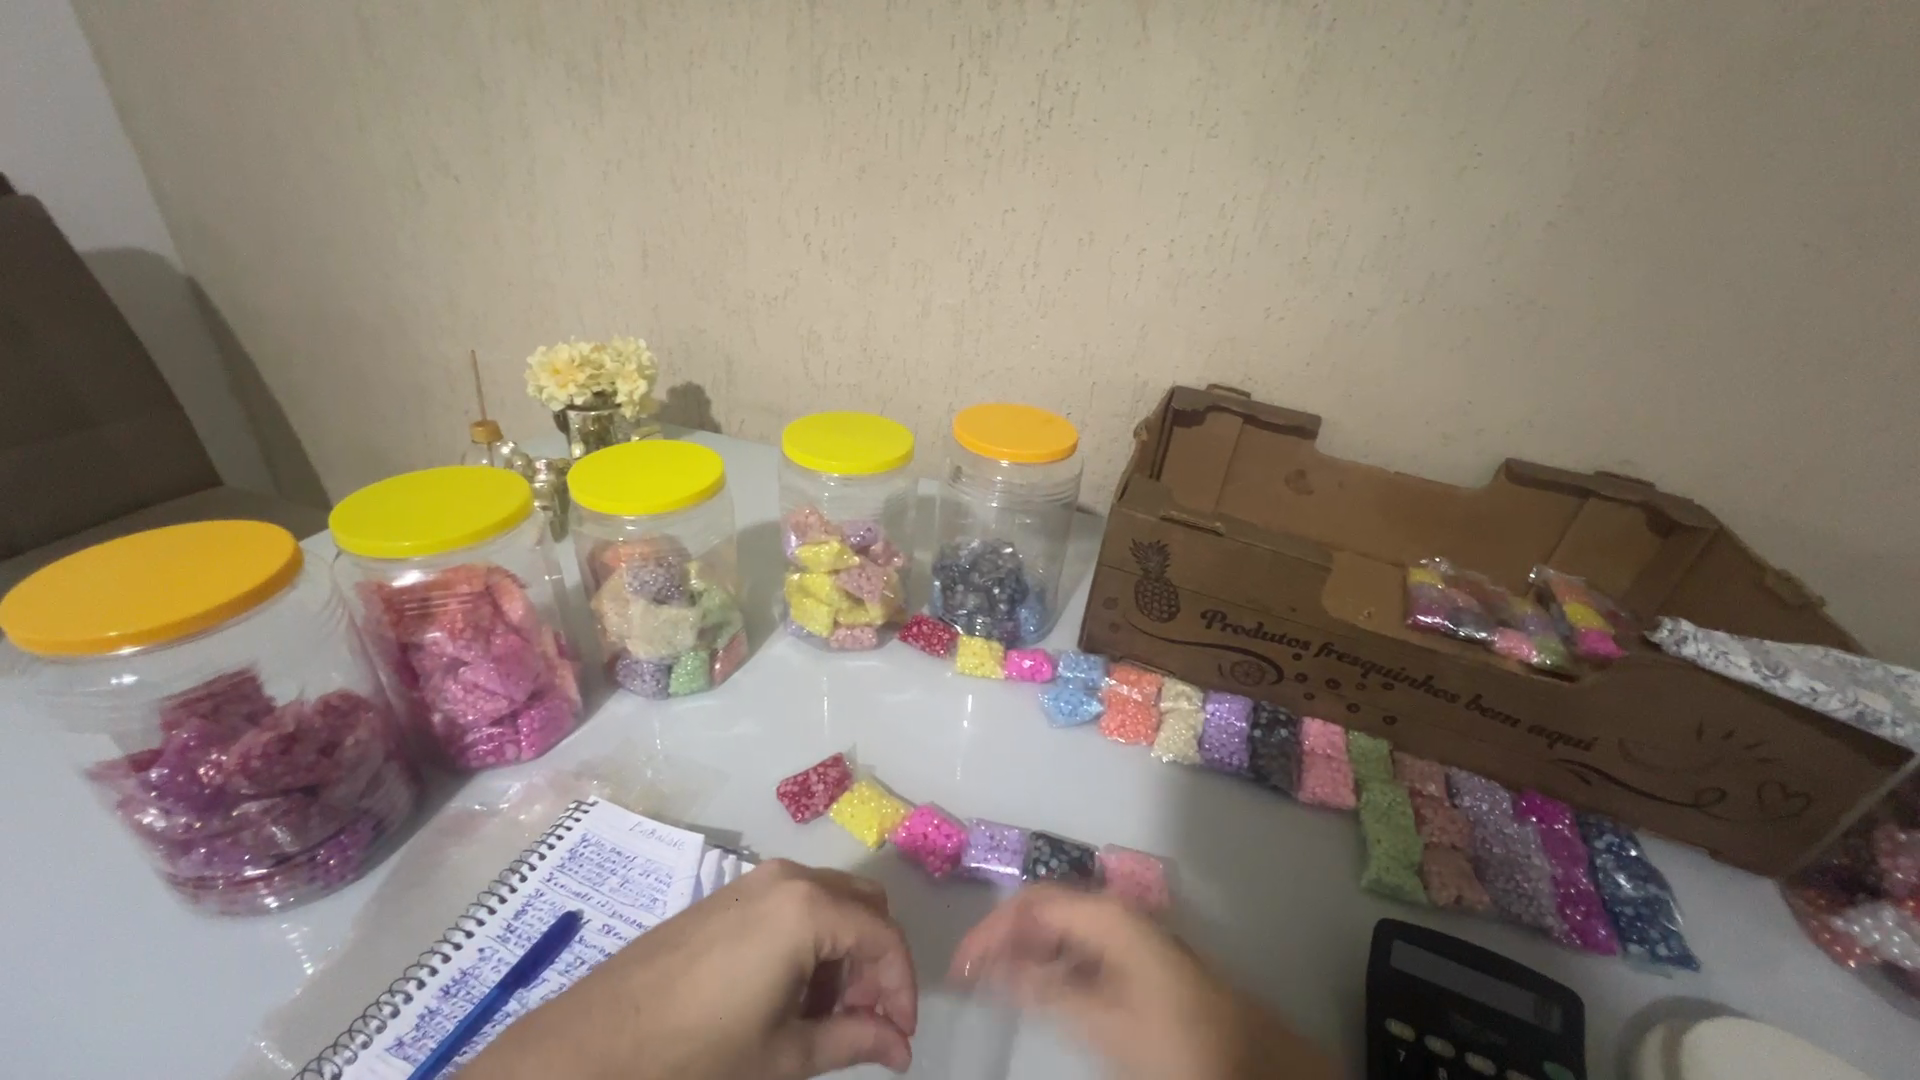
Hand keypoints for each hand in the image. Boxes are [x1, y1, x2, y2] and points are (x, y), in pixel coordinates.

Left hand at [463, 860, 917, 1079]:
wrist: (588, 1048)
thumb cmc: (695, 1055)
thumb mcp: (783, 1056)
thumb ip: (853, 1040)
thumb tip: (900, 1046)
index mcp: (808, 909)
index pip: (884, 937)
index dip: (902, 988)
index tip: (900, 1037)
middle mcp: (787, 878)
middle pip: (862, 906)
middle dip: (875, 963)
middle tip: (868, 1021)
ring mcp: (752, 881)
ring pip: (829, 902)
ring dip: (844, 953)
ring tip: (828, 1016)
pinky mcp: (725, 896)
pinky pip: (791, 905)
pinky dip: (810, 942)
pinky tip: (789, 994)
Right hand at [950, 885, 1333, 1079]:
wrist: (1251, 1062)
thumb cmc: (1176, 1041)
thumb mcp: (1105, 1022)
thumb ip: (1047, 990)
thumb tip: (996, 968)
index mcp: (1106, 917)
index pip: (1032, 903)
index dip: (992, 929)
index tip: (961, 965)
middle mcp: (1114, 913)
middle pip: (1045, 907)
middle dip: (1005, 935)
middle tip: (971, 974)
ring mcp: (1127, 933)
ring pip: (1061, 926)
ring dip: (1026, 949)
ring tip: (995, 983)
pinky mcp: (1135, 956)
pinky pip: (1080, 945)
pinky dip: (1051, 962)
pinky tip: (1037, 988)